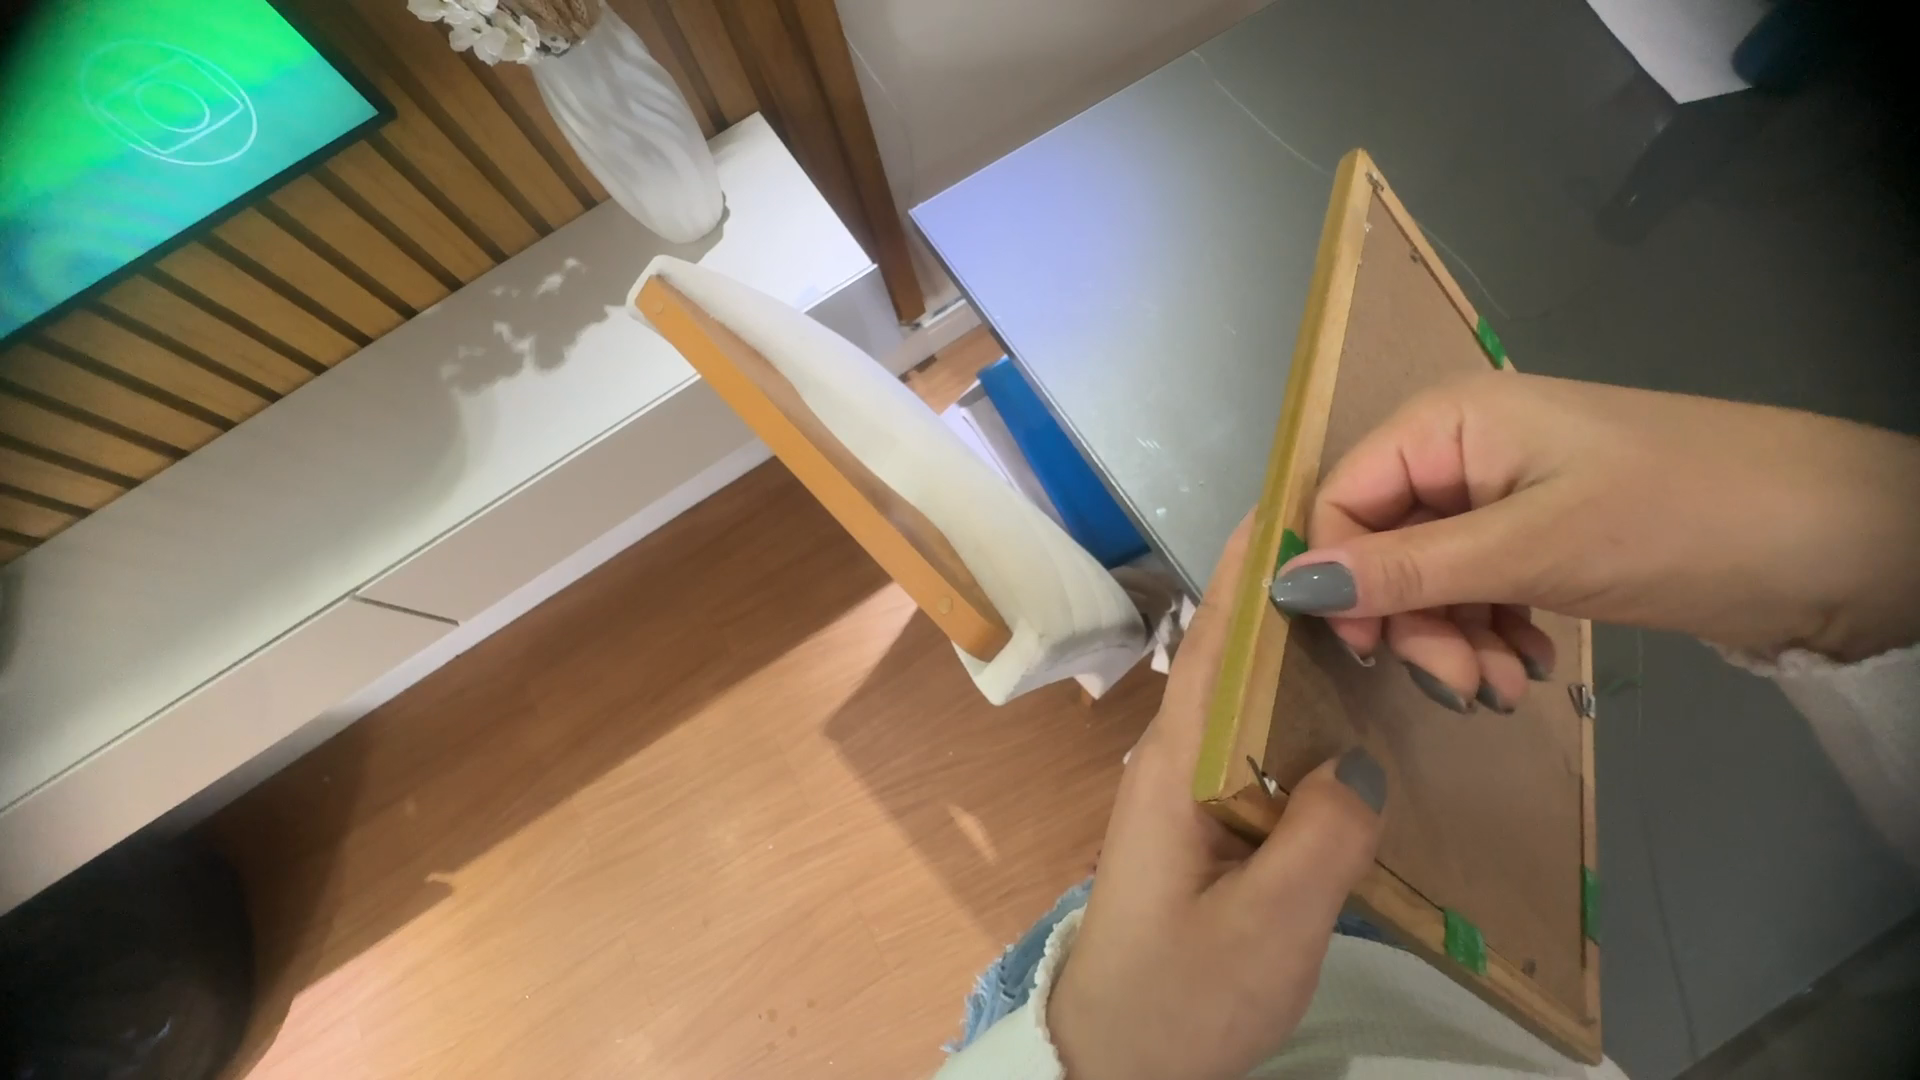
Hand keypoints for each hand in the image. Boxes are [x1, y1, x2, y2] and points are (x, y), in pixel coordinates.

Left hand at [1048, 518, 1386, 1079]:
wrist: (1118, 1051)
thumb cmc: (1181, 992)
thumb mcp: (1267, 926)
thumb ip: (1322, 837)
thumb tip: (1362, 756)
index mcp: (1176, 760)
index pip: (1213, 643)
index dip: (1243, 572)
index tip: (1282, 505)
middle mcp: (1177, 754)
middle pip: (1233, 657)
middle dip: (1285, 599)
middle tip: (1365, 552)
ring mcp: (1190, 783)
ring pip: (1249, 698)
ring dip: (1298, 652)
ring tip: (1374, 613)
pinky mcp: (1209, 815)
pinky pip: (1259, 743)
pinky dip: (1300, 712)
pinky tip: (1350, 710)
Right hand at [1269, 372, 1919, 711]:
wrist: (1869, 541)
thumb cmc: (1690, 518)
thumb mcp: (1533, 549)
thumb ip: (1405, 570)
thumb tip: (1290, 588)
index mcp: (1446, 424)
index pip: (1342, 499)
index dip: (1340, 574)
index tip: (1369, 647)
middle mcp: (1458, 451)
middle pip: (1383, 544)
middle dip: (1411, 620)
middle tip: (1457, 686)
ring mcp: (1497, 493)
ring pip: (1425, 575)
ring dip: (1451, 638)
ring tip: (1501, 692)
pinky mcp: (1533, 532)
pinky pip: (1472, 585)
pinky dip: (1485, 632)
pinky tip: (1522, 667)